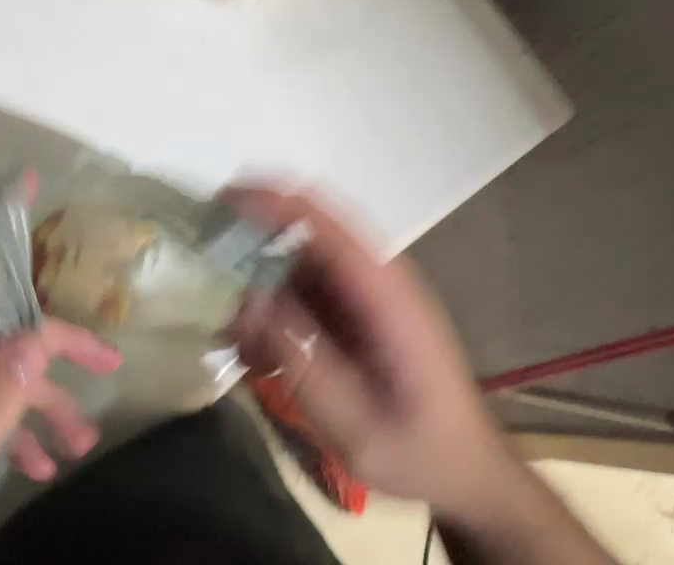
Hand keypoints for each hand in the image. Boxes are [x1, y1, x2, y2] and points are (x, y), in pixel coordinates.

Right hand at [227, 184, 516, 514]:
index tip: (216, 205)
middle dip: (248, 239)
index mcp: (383, 290)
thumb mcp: (359, 428)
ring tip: (230, 331)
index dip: (267, 200)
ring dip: (256, 283)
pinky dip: (270, 310)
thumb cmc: (421, 451)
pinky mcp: (353, 310)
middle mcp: (372, 276)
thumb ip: (303, 364)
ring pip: (295, 259)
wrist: (469, 472)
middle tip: (203, 271)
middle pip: (302, 228)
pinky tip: (258, 353)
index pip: (320, 218)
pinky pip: (301, 290)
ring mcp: (363, 291)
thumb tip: (247, 304)